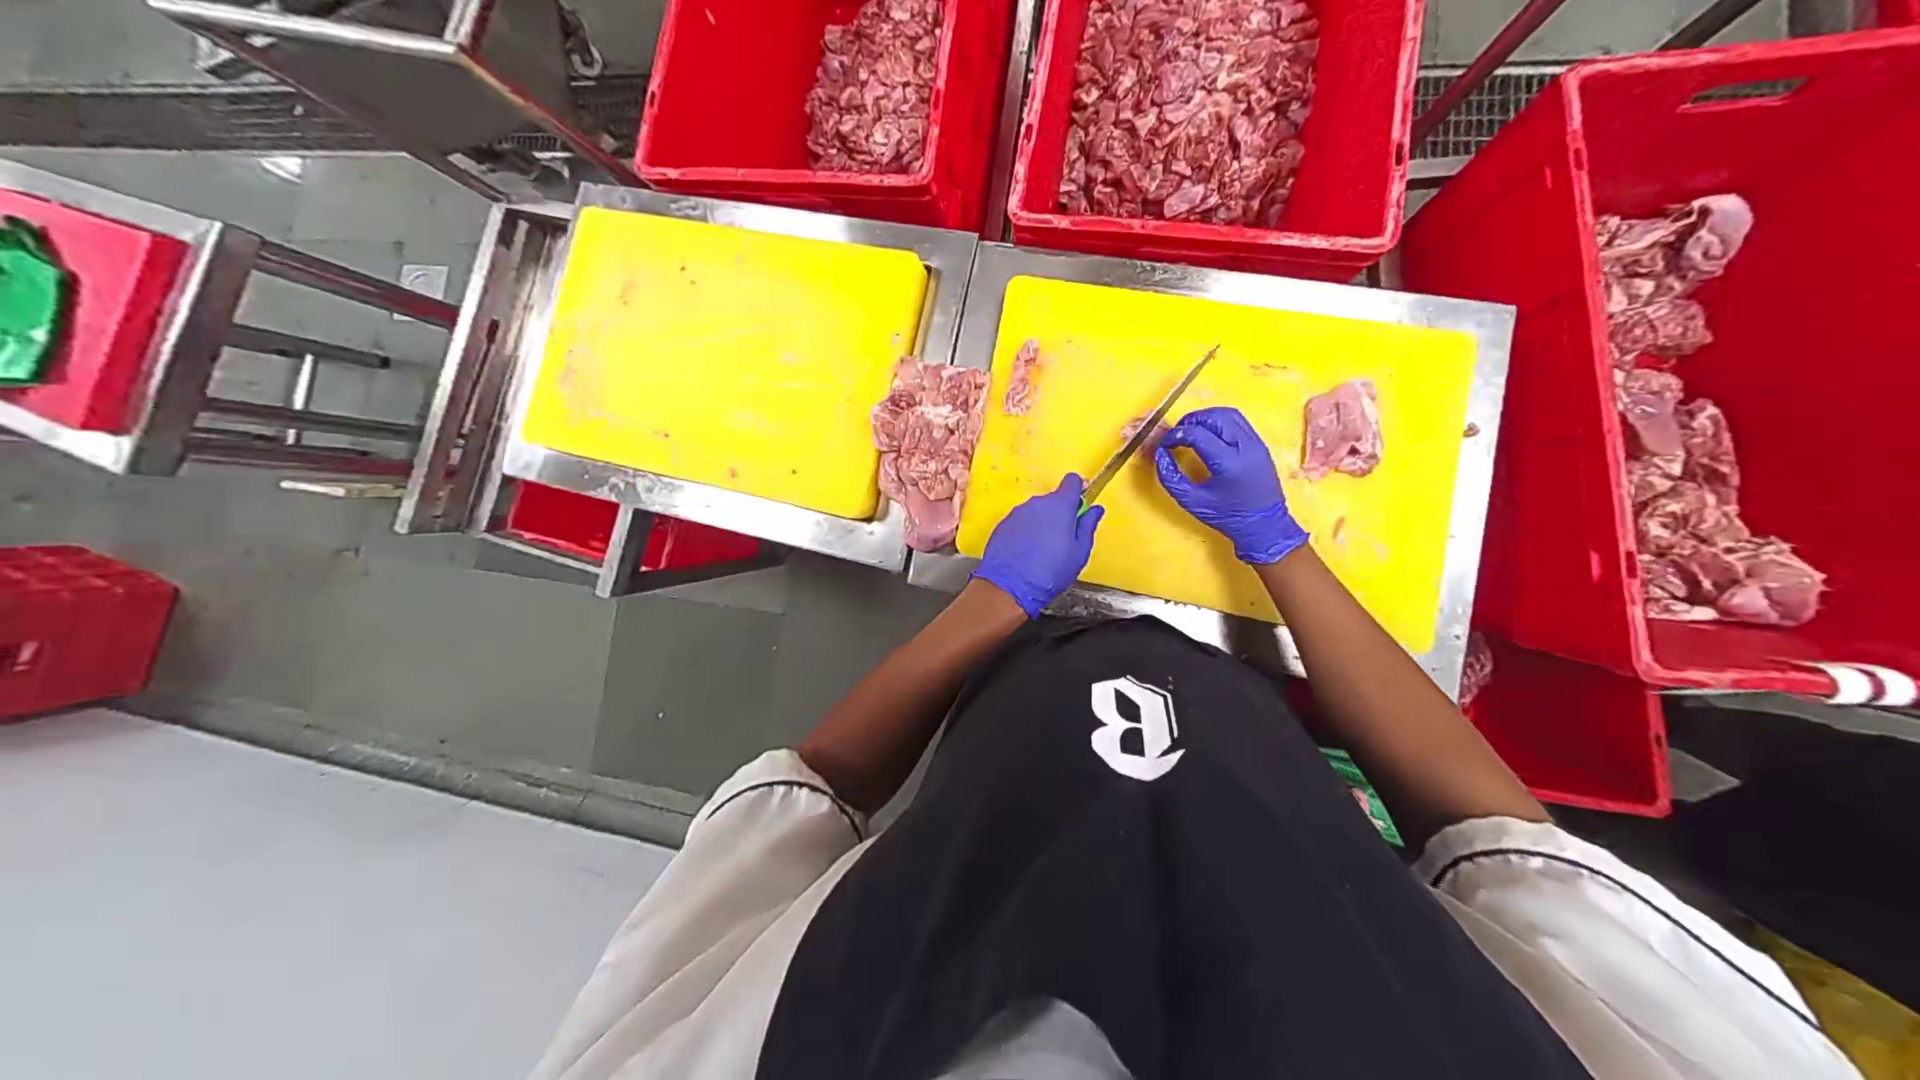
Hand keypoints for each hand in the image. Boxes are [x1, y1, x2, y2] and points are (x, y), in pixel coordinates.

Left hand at [971, 473, 1103, 617]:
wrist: (1009, 586)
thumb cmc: (1050, 571)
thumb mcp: (1079, 552)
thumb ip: (1088, 526)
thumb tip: (1095, 510)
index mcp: (1060, 505)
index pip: (1072, 481)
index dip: (1079, 490)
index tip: (1081, 505)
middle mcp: (1037, 503)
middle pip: (1053, 499)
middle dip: (1061, 513)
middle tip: (1064, 539)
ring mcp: (1017, 512)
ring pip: (1036, 511)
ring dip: (1043, 523)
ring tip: (1044, 551)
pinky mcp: (1002, 524)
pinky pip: (1020, 522)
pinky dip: (1026, 532)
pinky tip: (1028, 553)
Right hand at [1155, 406, 1307, 563]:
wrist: (1264, 525)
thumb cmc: (1226, 516)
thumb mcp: (1191, 501)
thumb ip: (1170, 477)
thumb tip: (1160, 453)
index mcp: (1227, 462)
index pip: (1196, 433)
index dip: (1176, 434)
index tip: (1166, 443)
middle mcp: (1244, 446)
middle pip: (1213, 416)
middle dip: (1190, 421)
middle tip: (1177, 435)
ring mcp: (1255, 443)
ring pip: (1228, 413)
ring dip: (1206, 418)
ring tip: (1192, 431)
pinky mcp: (1260, 444)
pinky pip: (1238, 421)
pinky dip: (1219, 422)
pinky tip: (1209, 435)